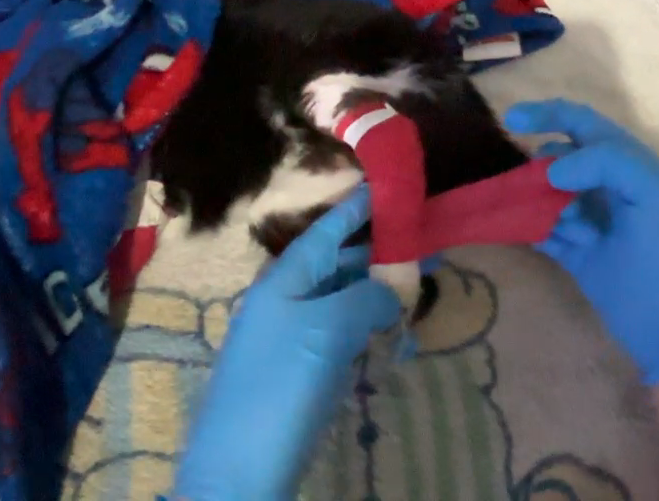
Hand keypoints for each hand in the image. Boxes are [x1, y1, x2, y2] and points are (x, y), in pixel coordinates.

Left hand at [174, 188, 399, 499]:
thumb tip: (393, 290)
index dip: (356, 208)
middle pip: (337, 264)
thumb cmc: (281, 386)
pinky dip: (367, 330)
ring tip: (415, 286)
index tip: (386, 186)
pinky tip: (392, 335)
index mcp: (284, 280)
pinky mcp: (299, 377)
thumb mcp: (329, 330)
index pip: (326, 231)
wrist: (238, 476)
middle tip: (420, 243)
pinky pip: (340, 338)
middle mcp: (285, 302)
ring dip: (376, 292)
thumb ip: (367, 298)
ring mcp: (291, 341)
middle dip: (377, 253)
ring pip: (341, 302)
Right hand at [507, 99, 658, 386]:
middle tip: (541, 194)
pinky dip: (531, 230)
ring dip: (539, 204)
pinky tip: (533, 236)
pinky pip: (542, 230)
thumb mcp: (652, 193)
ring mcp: (590, 222)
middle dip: (541, 168)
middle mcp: (607, 187)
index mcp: (629, 164)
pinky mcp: (577, 256)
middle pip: (558, 158)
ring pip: (546, 195)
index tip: (512, 119)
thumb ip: (606, 161)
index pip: (582, 124)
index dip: (548, 114)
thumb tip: (553, 167)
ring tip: (568, 233)